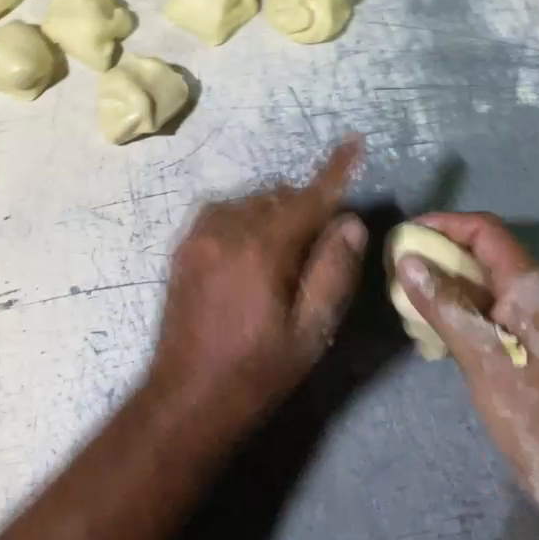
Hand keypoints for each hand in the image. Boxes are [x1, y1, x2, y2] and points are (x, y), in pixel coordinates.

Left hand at [147, 137, 366, 426]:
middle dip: (307, 207)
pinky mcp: (183, 247)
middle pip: (279, 198)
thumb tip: (350, 222)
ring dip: (276, 213)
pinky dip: (247, 218)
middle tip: (324, 244)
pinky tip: (254, 248)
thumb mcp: (311, 332)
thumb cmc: (256, 372)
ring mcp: (199, 236)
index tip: (354, 141)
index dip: (335, 170)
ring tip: (290, 253)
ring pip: (250, 202)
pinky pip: (223, 213)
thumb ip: (333, 272)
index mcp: (262, 250)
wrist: (185, 397)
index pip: (309, 198)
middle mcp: (226, 230)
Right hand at [393, 212, 538, 492]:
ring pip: (480, 287)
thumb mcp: (480, 353)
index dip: (445, 224)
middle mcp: (533, 295)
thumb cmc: (534, 409)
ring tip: (406, 301)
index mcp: (529, 285)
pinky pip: (484, 316)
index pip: (485, 231)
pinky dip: (455, 314)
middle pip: (482, 255)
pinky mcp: (525, 350)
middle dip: (438, 255)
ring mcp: (530, 324)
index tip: (405, 235)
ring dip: (443, 287)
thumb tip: (408, 258)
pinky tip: (430, 335)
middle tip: (397, 270)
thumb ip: (444, 302)